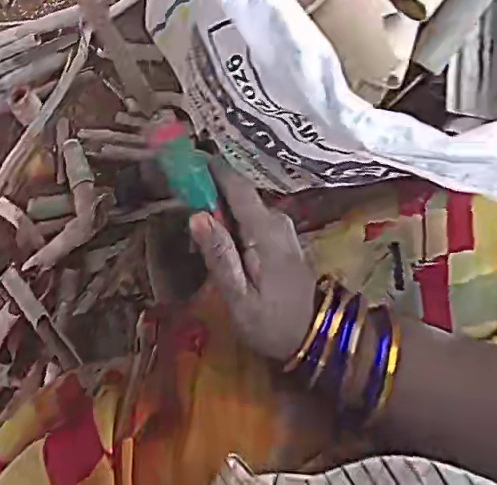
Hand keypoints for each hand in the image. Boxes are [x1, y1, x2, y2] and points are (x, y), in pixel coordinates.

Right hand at [188, 160, 318, 360]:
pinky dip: (229, 220)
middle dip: (208, 192)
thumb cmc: (274, 323)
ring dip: (217, 209)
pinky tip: (216, 239)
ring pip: (241, 204)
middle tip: (180, 200)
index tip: (185, 159)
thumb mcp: (240, 299)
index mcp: (265, 229)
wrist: (316, 338)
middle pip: (237, 192)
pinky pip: (249, 215)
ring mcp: (279, 225)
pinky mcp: (278, 234)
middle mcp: (275, 218)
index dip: (211, 169)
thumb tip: (195, 216)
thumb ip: (219, 256)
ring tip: (193, 227)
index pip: (236, 185)